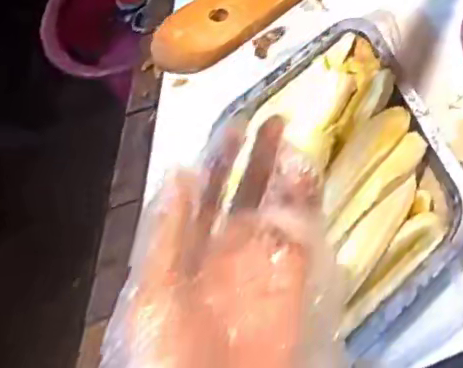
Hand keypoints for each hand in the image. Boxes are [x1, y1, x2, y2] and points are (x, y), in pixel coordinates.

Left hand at [105, 117, 338, 367]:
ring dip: (284, 169)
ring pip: (277, 200)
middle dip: (258, 154)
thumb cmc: (170, 356)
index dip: (219, 158)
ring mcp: (263, 255)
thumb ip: (167, 233)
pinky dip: (308, 194)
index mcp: (188, 251)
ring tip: (293, 139)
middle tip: (274, 119)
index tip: (236, 123)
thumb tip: (179, 169)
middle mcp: (228, 246)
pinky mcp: (294, 267)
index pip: (205, 193)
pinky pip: (304, 222)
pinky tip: (307, 171)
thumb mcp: (154, 297)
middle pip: (246, 189)